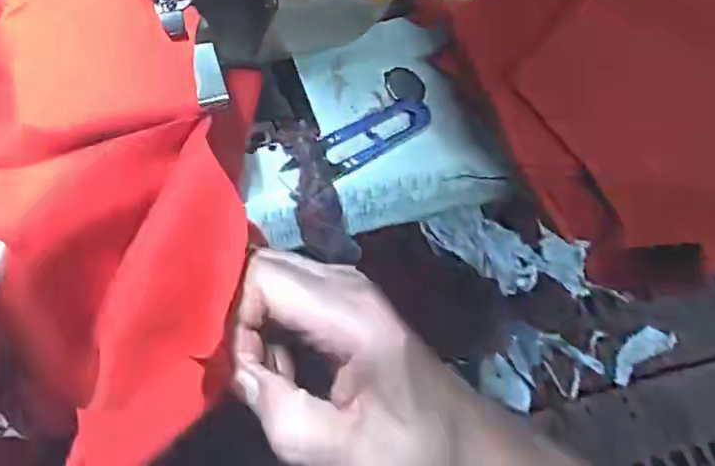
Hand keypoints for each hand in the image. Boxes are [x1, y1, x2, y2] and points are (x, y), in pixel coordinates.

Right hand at [231, 248, 582, 465]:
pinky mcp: (340, 295)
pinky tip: (289, 367)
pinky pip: (284, 290)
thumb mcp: (350, 453)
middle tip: (252, 374)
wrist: (476, 452)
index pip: (260, 276)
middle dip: (242, 318)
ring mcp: (342, 282)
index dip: (239, 321)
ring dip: (256, 325)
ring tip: (275, 378)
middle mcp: (342, 280)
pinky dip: (271, 325)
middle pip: (260, 267)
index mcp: (349, 310)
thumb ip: (283, 415)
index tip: (248, 375)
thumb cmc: (418, 454)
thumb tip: (239, 374)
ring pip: (268, 275)